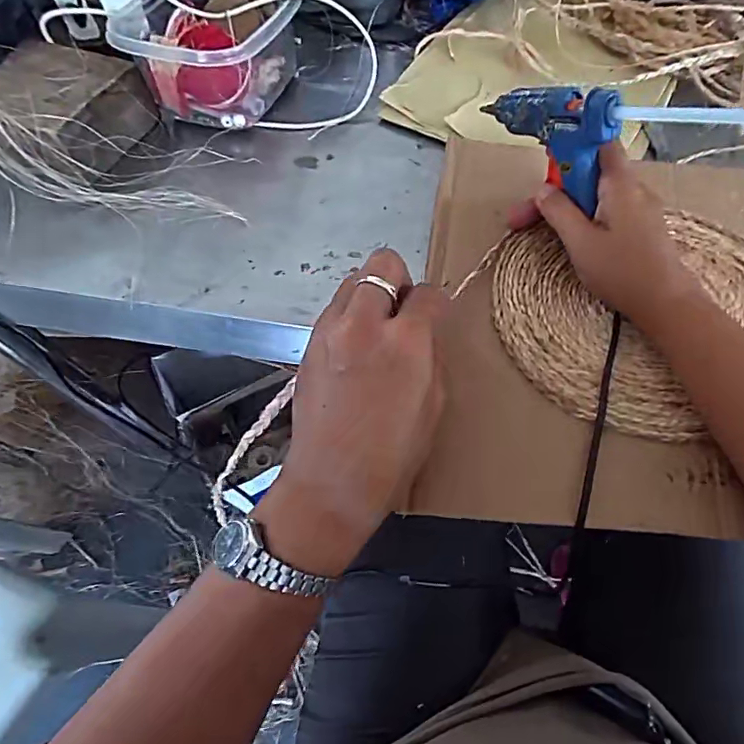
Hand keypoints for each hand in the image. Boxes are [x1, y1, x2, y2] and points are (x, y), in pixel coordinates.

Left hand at [255, 249, 447, 576]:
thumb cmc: (394, 452)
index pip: (428, 292)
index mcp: (405, 341)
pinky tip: (354, 349)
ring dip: (370, 295)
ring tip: (376, 331)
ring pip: (353, 280)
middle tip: (403, 314)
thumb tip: (425, 331)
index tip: (435, 317)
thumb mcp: (434, 401)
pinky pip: (334, 309)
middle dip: (399, 281)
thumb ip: (430, 354)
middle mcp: (364, 324)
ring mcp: (330, 330)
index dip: (436, 303)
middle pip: (382, 264)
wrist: (332, 480)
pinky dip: (349, 316)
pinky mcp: (308, 343)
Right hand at [506, 142, 700, 327]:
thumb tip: (544, 189)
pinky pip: (612, 213)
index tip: (545, 170)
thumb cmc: (623, 272)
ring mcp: (643, 210)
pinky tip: (577, 241)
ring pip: (600, 197)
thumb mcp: (580, 242)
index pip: (599, 144)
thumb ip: (559, 211)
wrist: (668, 304)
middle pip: (592, 174)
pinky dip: (589, 220)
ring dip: (571, 208)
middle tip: (525, 218)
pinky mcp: (645, 230)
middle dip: (558, 191)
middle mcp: (635, 190)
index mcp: (620, 184)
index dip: (571, 148)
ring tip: (546, 232)